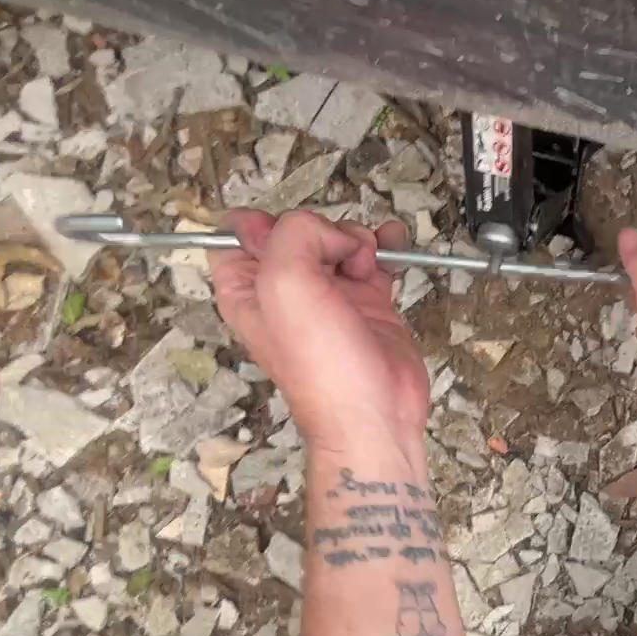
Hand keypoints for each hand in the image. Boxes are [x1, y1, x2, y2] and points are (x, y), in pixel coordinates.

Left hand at [210, 210, 429, 461]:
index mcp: (248, 287)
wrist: (377, 410)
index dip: (271, 224)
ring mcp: (331, 296)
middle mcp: (287, 290)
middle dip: (326, 229)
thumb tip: (332, 231)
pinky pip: (376, 261)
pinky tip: (393, 243)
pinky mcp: (370, 304)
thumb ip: (295, 236)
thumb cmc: (325, 369)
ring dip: (359, 237)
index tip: (297, 239)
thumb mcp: (286, 286)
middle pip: (300, 230)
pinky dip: (386, 247)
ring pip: (340, 240)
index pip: (243, 231)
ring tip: (368, 260)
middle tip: (340, 255)